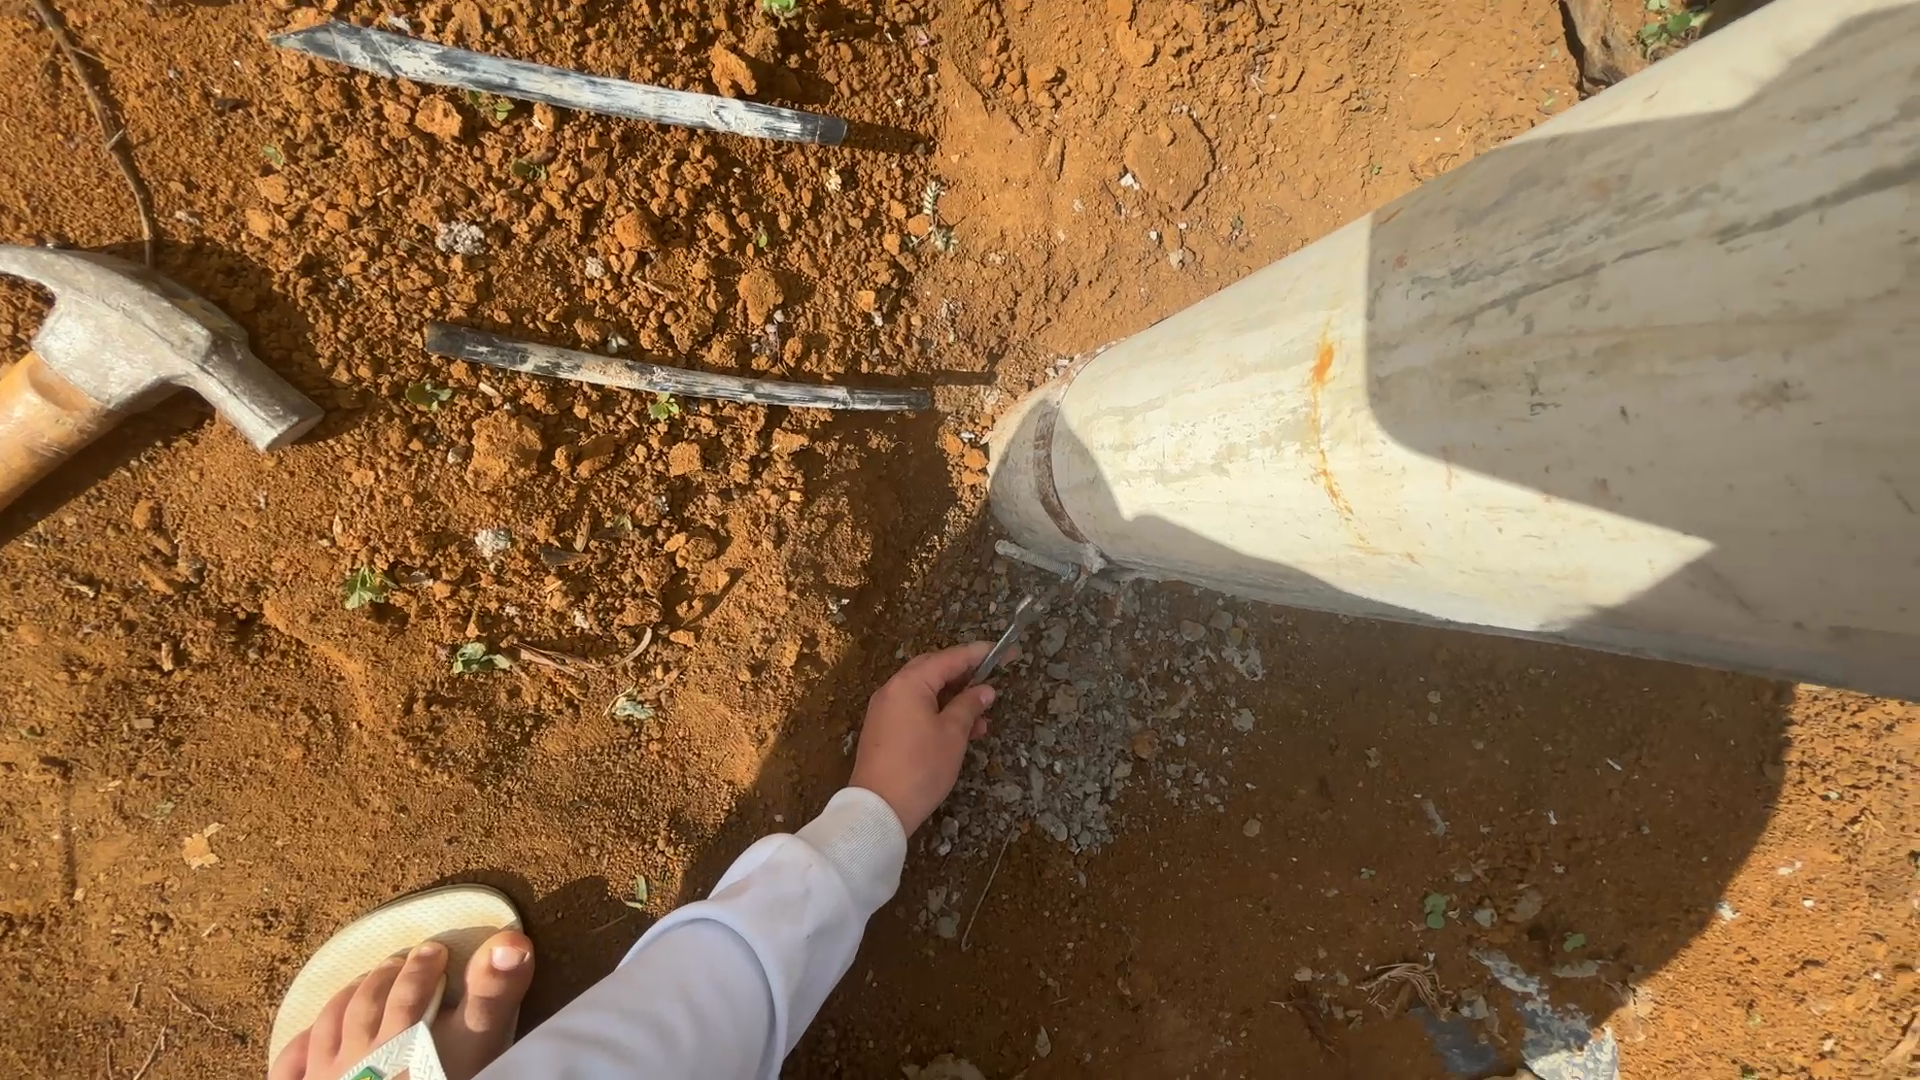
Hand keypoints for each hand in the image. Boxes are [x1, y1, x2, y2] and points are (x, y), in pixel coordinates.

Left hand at [849, 641, 1004, 835]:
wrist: (878, 810)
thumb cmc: (920, 767)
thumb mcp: (953, 735)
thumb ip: (969, 706)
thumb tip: (984, 690)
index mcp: (909, 683)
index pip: (950, 658)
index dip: (980, 654)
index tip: (1004, 652)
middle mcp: (893, 689)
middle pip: (935, 670)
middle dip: (965, 676)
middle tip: (992, 680)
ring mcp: (885, 709)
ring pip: (926, 693)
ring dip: (954, 700)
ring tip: (983, 720)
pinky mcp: (884, 729)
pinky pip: (915, 709)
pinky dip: (938, 714)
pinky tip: (961, 732)